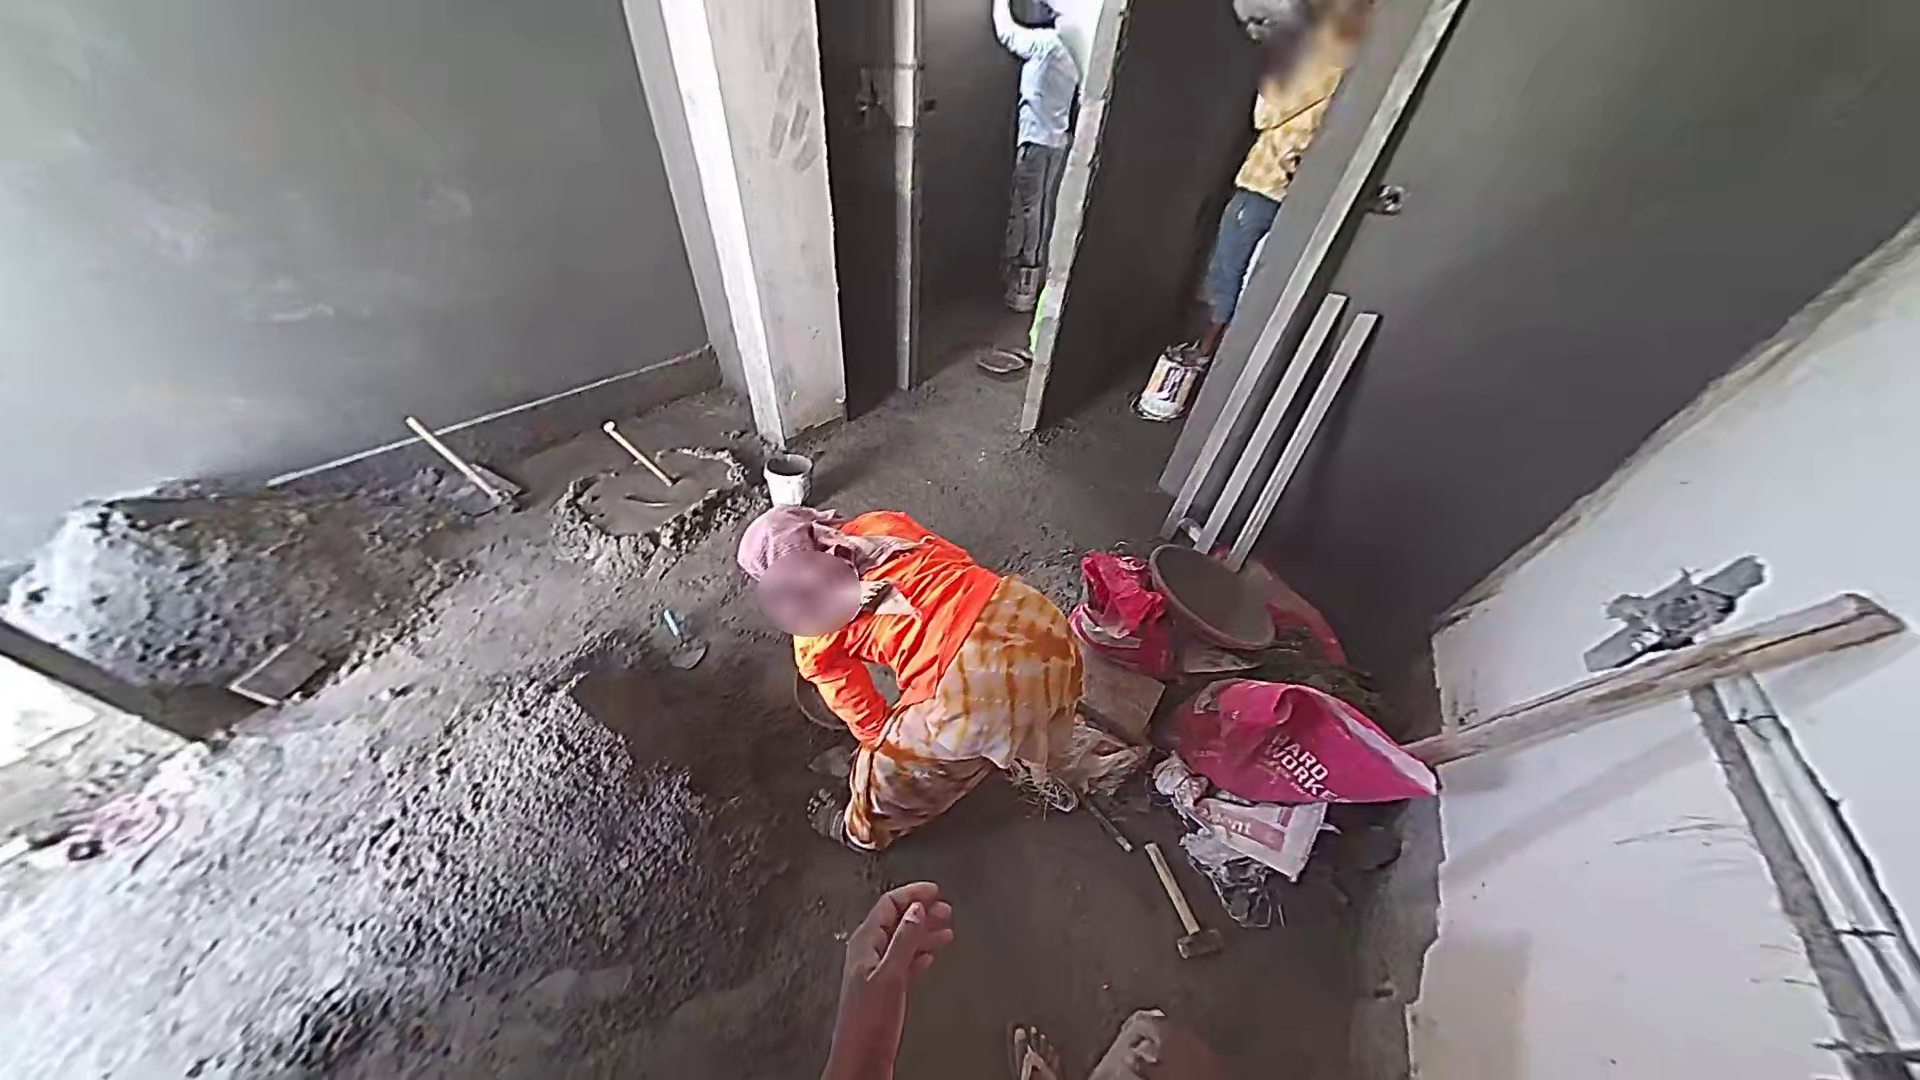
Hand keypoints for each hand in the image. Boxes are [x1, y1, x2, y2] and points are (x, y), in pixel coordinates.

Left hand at [822, 882, 955, 1079]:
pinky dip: (919, 953)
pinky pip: (905, 961)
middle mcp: (868, 953)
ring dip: (924, 931)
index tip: (933, 890)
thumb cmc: (867, 1025)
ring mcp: (876, 972)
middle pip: (898, 920)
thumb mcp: (890, 975)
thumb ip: (904, 939)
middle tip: (944, 907)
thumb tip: (916, 909)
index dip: (912, 893)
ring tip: (945, 926)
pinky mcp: (884, 991)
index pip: (889, 903)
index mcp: (865, 942)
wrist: (860, 1066)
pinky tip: (929, 955)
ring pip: (904, 940)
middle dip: (922, 911)